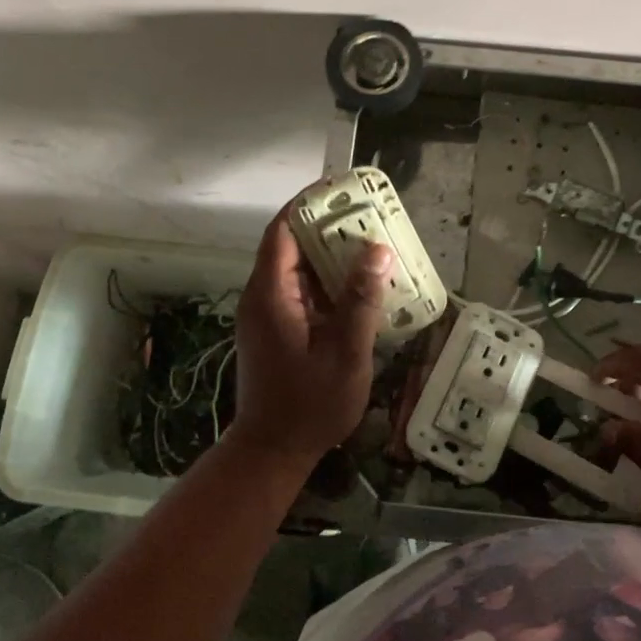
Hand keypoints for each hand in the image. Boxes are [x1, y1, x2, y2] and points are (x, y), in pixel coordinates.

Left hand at [229, 204, 391, 466]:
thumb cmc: (309, 406)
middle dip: (328, 227)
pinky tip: (361, 286)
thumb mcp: (345, 354)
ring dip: (331, 256)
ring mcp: (267, 315)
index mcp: (270, 295)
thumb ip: (360, 301)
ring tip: (372, 243)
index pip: (282, 232)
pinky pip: (302, 293)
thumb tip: (377, 251)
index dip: (307, 205)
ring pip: (298, 270)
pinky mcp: (276, 331)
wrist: (272, 451)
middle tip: (369, 215)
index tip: (340, 189)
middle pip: (291, 246)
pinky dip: (328, 283)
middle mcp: (262, 297)